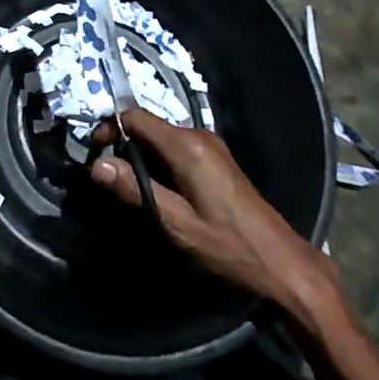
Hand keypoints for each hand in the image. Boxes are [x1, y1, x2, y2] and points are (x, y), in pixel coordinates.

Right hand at [92, 108, 343, 327]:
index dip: (109, 127)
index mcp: (187, 146)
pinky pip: (177, 148)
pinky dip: (160, 162)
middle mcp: (198, 136)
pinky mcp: (217, 160)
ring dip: (141, 155)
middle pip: (148, 126)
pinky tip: (159, 190)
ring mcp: (211, 146)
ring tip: (130, 187)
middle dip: (123, 144)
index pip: (135, 116)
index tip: (95, 153)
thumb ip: (135, 190)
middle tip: (109, 176)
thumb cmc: (229, 245)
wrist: (283, 263)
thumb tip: (97, 165)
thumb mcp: (177, 222)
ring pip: (161, 138)